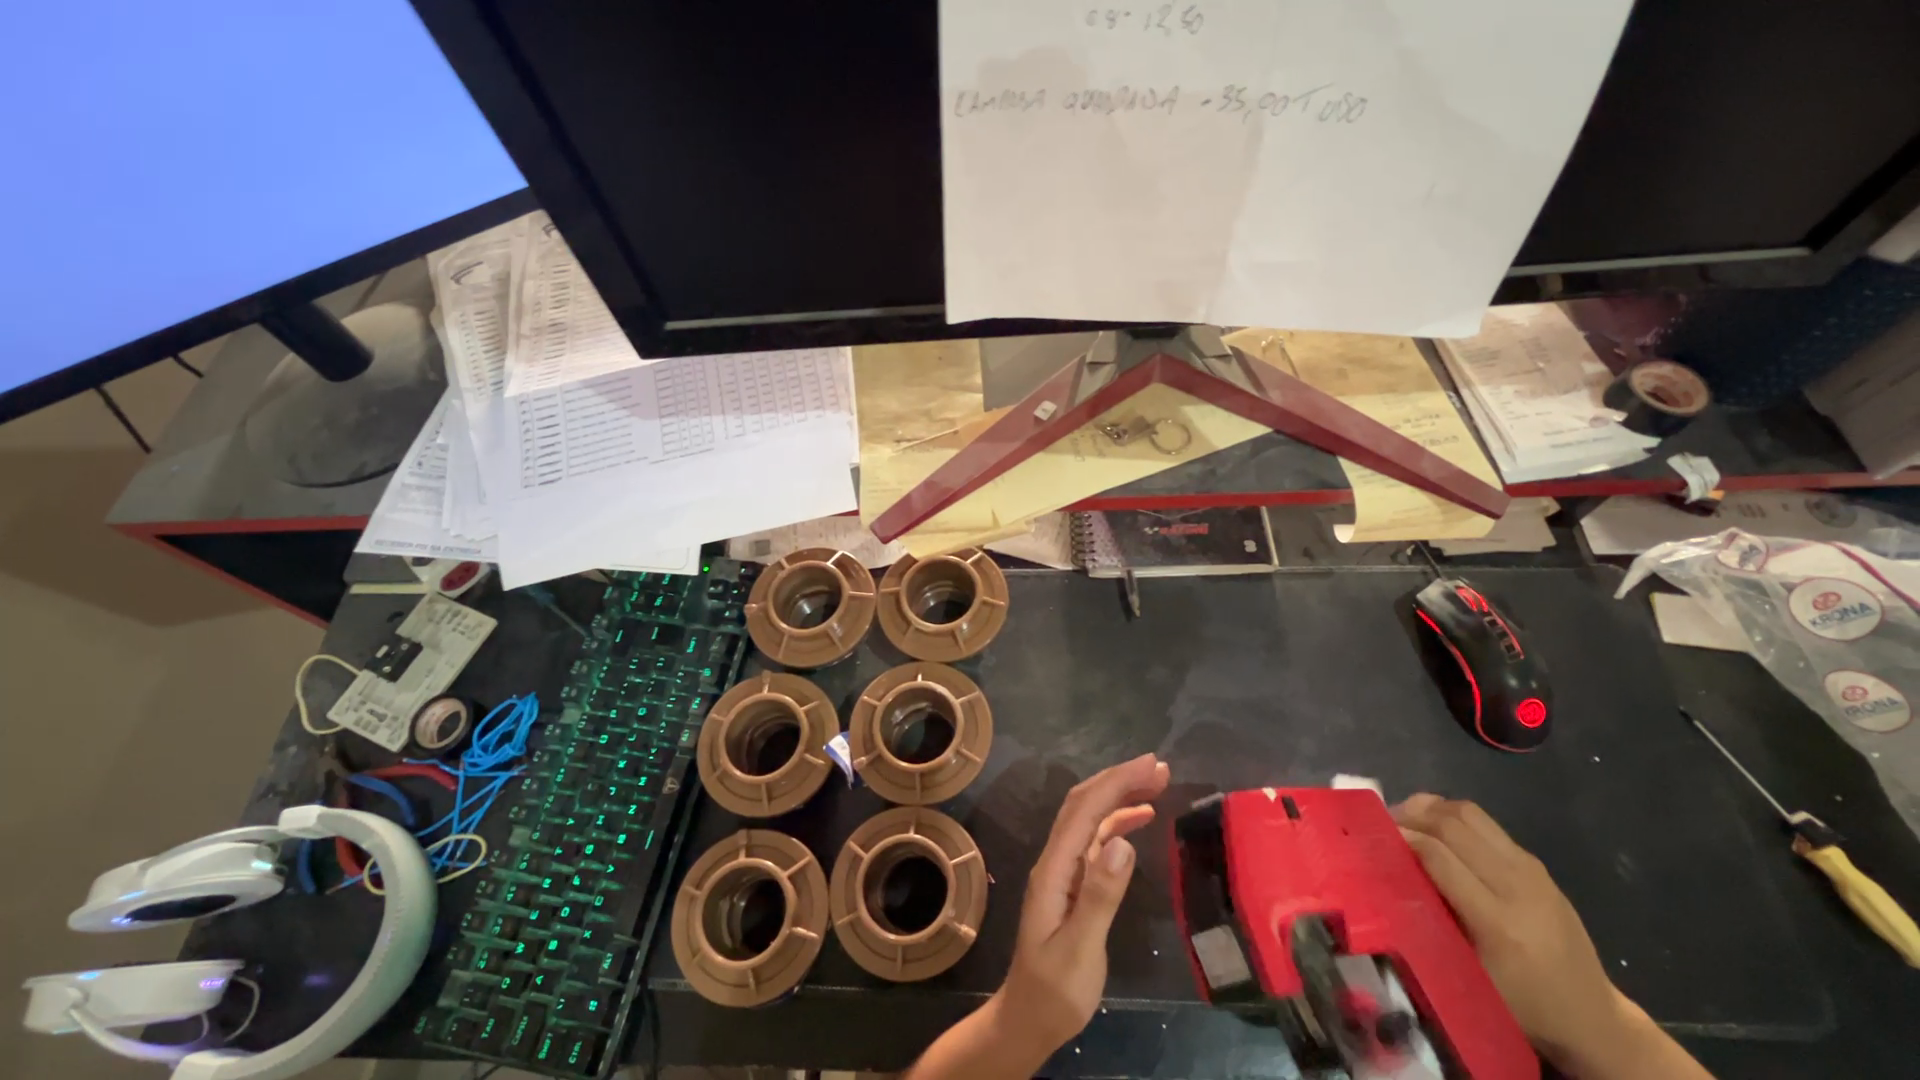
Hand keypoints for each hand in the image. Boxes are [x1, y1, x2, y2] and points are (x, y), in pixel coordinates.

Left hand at [1001, 753, 1171, 1051]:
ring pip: (1089, 820)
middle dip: (1119, 779)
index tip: (1153, 765)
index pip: (1085, 812)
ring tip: (1156, 783)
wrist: (1028, 1020)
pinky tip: (1139, 820)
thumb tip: (1122, 842)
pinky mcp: (1071, 886)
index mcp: (1053, 871)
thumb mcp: (1080, 949)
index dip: (1117, 783)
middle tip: (1160, 767)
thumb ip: (1099, 896)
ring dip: (1119, 797)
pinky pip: (1093, 841)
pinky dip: (1117, 823)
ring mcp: (1062, 873)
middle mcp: (1054, 862)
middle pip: (1084, 806)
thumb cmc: (1054, 991)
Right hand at [1393, 794, 1627, 1066]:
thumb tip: (1389, 876)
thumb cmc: (1520, 1003)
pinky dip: (1453, 817)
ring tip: (1406, 821)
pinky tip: (1437, 832)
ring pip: (1470, 813)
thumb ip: (1433, 922)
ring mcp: (1531, 870)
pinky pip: (1486, 824)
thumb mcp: (1469, 975)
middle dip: (1412, 816)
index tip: (1371, 834)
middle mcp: (1517, 885)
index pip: (1439, 857)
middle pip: (1453, 825)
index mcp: (1497, 921)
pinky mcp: (1537, 864)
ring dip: (1432, 809)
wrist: (1591, 1014)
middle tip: (1382, 824)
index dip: (1402, 837)